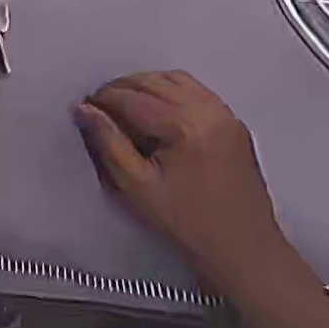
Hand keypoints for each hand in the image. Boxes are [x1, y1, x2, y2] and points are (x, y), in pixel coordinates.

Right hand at [75, 72, 328, 327]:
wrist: (243, 248)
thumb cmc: (186, 223)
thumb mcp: (136, 186)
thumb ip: (108, 142)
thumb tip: (84, 109)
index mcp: (183, 127)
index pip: (131, 98)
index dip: (103, 99)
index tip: (86, 108)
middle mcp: (207, 111)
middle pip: (152, 82)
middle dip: (121, 88)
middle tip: (100, 106)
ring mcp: (224, 113)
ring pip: (174, 79)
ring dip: (145, 84)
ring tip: (125, 104)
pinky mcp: (233, 121)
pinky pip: (196, 89)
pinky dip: (170, 89)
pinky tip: (157, 107)